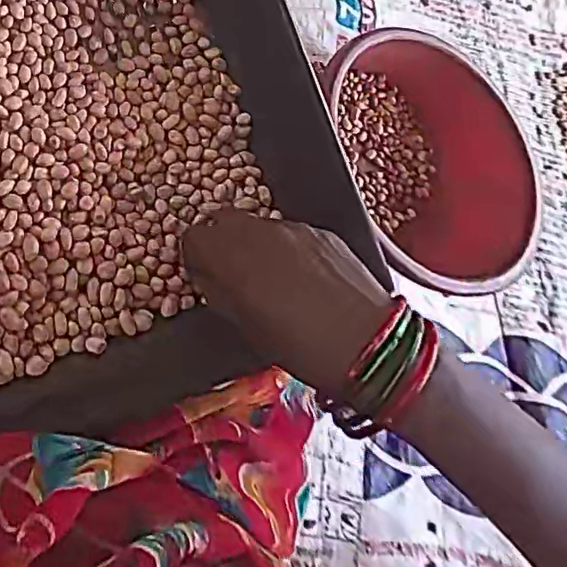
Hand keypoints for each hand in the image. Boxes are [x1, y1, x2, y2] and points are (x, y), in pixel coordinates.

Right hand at [183, 209, 396, 395]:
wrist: (374, 347)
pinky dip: (287, 248)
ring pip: (258, 226)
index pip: (193, 236)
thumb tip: (207, 275)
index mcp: (230, 255)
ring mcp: (292, 228)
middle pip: (222, 220)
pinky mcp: (322, 233)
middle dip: (220, 240)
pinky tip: (304, 278)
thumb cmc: (300, 346)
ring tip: (272, 278)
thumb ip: (217, 292)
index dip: (194, 254)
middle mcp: (257, 232)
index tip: (202, 272)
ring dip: (254, 244)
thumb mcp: (245, 326)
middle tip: (231, 270)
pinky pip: (290, 233)